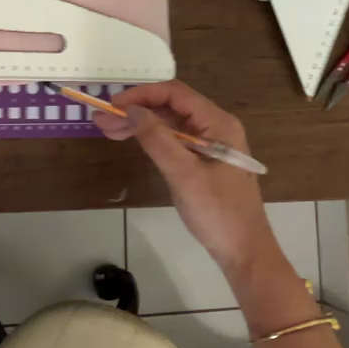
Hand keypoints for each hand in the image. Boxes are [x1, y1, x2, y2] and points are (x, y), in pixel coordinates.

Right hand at [94, 80, 279, 273]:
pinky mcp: (203, 160)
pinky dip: (150, 137)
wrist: (245, 254)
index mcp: (218, 123)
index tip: (113, 106)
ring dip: (139, 123)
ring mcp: (210, 144)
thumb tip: (131, 110)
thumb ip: (157, 138)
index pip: (174, 93)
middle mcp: (215, 127)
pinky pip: (173, 139)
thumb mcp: (184, 175)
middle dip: (136, 110)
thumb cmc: (219, 213)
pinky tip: (131, 140)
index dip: (142, 95)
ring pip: (169, 122)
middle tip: (102, 120)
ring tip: (107, 129)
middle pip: (170, 106)